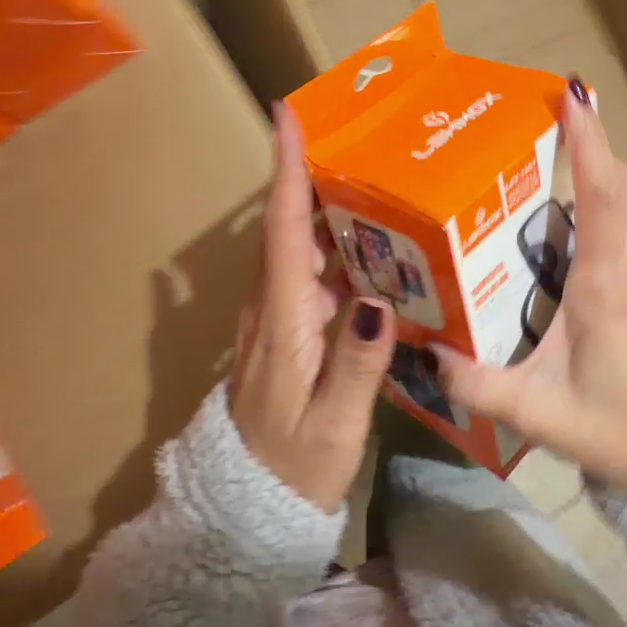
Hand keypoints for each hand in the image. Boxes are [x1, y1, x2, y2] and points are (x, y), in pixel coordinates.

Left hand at [229, 103, 395, 511]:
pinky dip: (328, 251)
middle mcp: (270, 310)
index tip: (288, 115)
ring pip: (293, 251)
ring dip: (320, 211)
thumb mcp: (333, 424)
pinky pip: (302, 277)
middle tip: (352, 136)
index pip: (284, 230)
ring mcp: (272, 323)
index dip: (288, 171)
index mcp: (282, 320)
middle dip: (308, 176)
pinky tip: (366, 252)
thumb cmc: (292, 467)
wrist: (248, 511)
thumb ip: (357, 362)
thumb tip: (378, 299)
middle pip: (286, 229)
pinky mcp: (281, 338)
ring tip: (368, 179)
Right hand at [436, 80, 626, 491]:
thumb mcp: (539, 415)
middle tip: (544, 124)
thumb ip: (479, 386)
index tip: (570, 95)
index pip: (606, 198)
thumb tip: (423, 352)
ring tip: (538, 165)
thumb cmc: (613, 431)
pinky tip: (554, 229)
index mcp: (607, 287)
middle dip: (592, 147)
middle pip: (624, 187)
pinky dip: (597, 208)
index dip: (590, 143)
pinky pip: (623, 231)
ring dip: (594, 174)